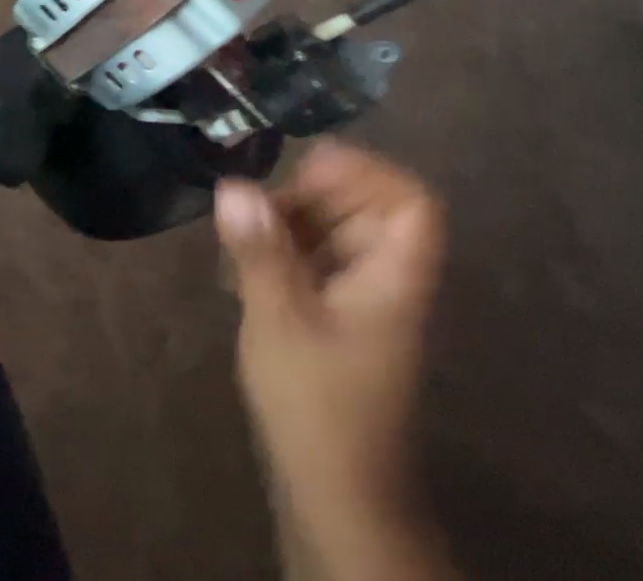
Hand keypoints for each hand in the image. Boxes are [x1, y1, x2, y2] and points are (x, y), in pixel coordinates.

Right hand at [215, 140, 445, 507]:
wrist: (332, 478)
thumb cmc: (315, 399)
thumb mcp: (278, 318)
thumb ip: (259, 251)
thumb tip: (233, 185)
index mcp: (394, 278)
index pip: (410, 203)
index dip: (365, 172)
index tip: (300, 163)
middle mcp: (386, 281)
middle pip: (367, 212)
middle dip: (308, 198)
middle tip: (250, 207)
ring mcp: (362, 300)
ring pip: (334, 237)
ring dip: (285, 225)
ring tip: (236, 241)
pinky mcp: (335, 318)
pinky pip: (315, 264)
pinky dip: (279, 253)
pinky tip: (239, 270)